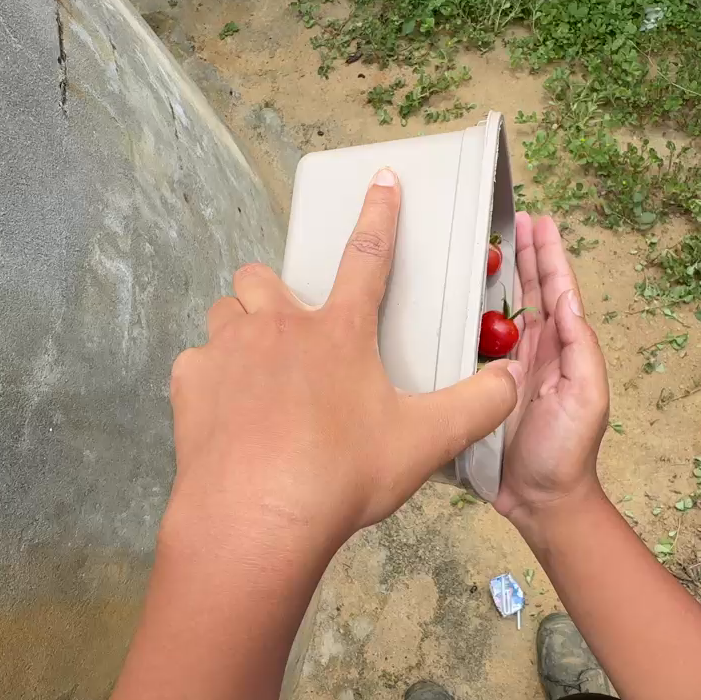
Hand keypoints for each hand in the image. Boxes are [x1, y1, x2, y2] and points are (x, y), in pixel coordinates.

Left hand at [163, 168, 520, 586]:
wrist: (257, 519)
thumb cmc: (340, 475)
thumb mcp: (425, 441)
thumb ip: (477, 406)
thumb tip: (510, 381)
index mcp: (338, 331)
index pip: (367, 255)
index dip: (380, 214)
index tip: (382, 180)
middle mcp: (278, 327)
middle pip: (263, 276)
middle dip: (274, 293)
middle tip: (292, 336)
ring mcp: (228, 350)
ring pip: (225, 312)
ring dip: (241, 330)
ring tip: (259, 374)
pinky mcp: (190, 383)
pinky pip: (196, 363)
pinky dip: (212, 378)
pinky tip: (228, 416)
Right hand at [494, 212, 609, 524]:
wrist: (539, 497)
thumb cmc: (567, 450)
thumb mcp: (586, 396)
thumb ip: (579, 348)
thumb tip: (565, 300)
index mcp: (563, 348)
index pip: (557, 290)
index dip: (549, 254)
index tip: (540, 220)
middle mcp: (536, 350)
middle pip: (530, 291)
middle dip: (525, 253)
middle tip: (513, 218)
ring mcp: (507, 366)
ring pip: (503, 310)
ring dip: (499, 276)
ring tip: (486, 244)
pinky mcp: (482, 383)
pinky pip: (475, 341)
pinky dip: (470, 314)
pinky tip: (456, 297)